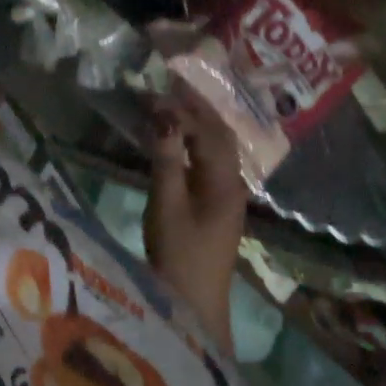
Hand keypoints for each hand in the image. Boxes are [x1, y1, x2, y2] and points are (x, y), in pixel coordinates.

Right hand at [144, 81, 250, 354]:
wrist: (192, 300)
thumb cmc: (179, 250)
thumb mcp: (167, 202)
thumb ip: (165, 157)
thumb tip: (161, 114)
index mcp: (226, 181)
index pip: (208, 131)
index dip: (181, 109)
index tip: (152, 93)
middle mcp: (233, 182)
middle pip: (219, 134)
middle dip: (195, 107)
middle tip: (166, 85)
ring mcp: (227, 193)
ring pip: (215, 146)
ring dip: (194, 122)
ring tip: (167, 103)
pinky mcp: (215, 202)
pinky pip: (207, 159)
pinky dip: (191, 140)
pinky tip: (172, 136)